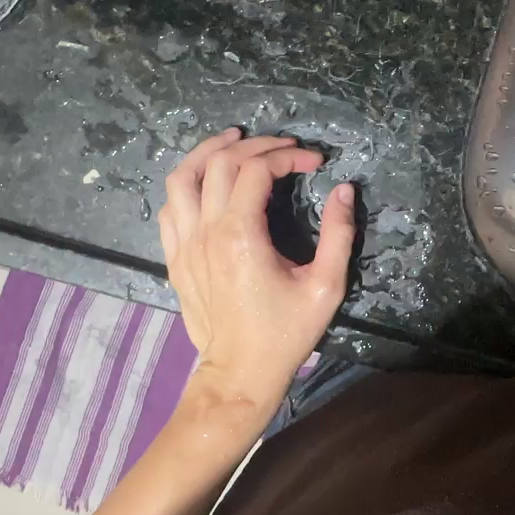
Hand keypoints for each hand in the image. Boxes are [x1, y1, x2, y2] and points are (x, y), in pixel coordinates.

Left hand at [157, 129, 356, 434]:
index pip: (258, 170)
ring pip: (182, 178)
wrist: (241, 373)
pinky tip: (209, 183)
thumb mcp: (326, 285)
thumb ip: (338, 234)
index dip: (288, 156)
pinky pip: (170, 208)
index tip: (315, 162)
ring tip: (235, 140)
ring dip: (209, 152)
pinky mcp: (175, 259)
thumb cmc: (287, 332)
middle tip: (285, 146)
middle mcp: (206, 232)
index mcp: (241, 236)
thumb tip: (344, 190)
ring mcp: (184, 245)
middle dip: (256, 146)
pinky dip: (188, 185)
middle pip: (220, 163)